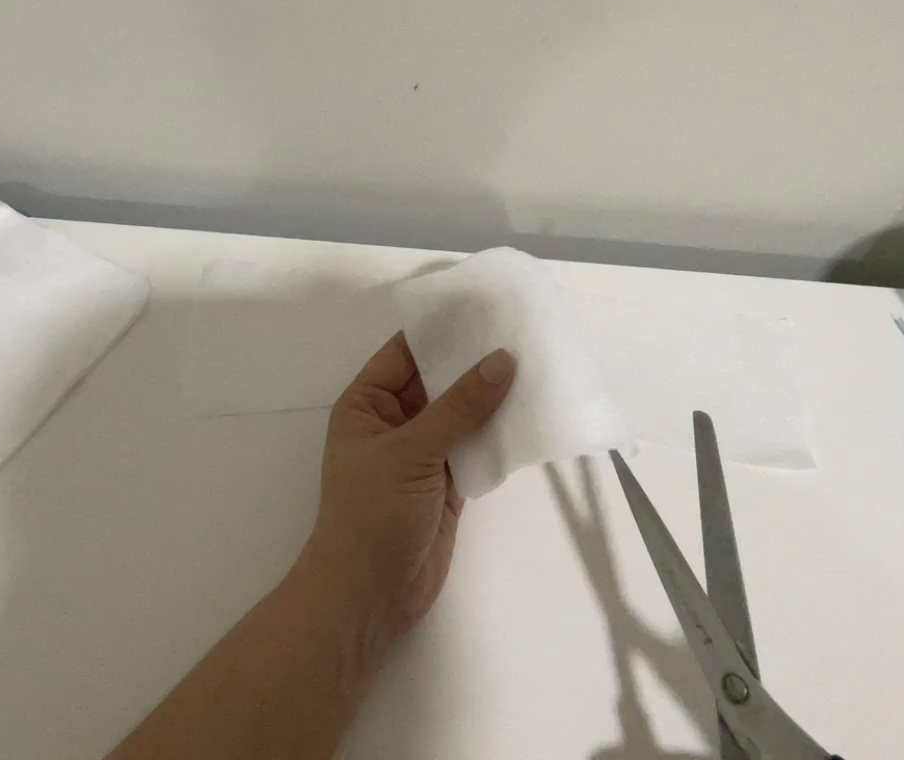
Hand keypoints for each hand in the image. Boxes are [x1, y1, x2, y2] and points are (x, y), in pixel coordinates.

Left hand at [289, 332, 515, 656]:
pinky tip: (532, 412)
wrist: (370, 596)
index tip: (482, 306)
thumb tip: (502, 360)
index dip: (441, 330)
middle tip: (520, 331)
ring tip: (535, 363)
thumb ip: (459, 408)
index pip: (405, 353)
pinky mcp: (447, 481)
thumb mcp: (411, 451)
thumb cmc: (372, 513)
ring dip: (492, 396)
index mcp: (367, 403)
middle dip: (473, 361)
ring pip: (461, 413)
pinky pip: (476, 445)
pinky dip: (499, 432)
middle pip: (438, 380)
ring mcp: (423, 452)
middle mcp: (394, 421)